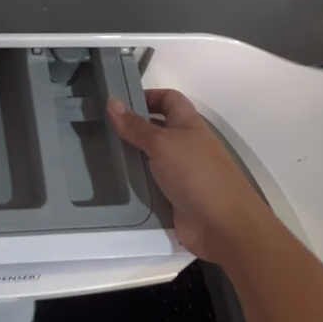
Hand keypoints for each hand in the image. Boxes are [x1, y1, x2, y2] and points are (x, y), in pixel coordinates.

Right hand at [108, 89, 269, 263]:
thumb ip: (135, 125)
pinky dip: (134, 183)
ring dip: (130, 157)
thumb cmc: (196, 173)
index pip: (167, 98)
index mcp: (187, 122)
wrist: (223, 225)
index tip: (119, 104)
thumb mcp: (161, 143)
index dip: (147, 96)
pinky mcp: (173, 196)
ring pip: (149, 158)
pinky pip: (149, 184)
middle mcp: (184, 144)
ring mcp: (179, 172)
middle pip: (155, 128)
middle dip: (131, 128)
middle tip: (99, 128)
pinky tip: (113, 182)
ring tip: (99, 153)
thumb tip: (111, 101)